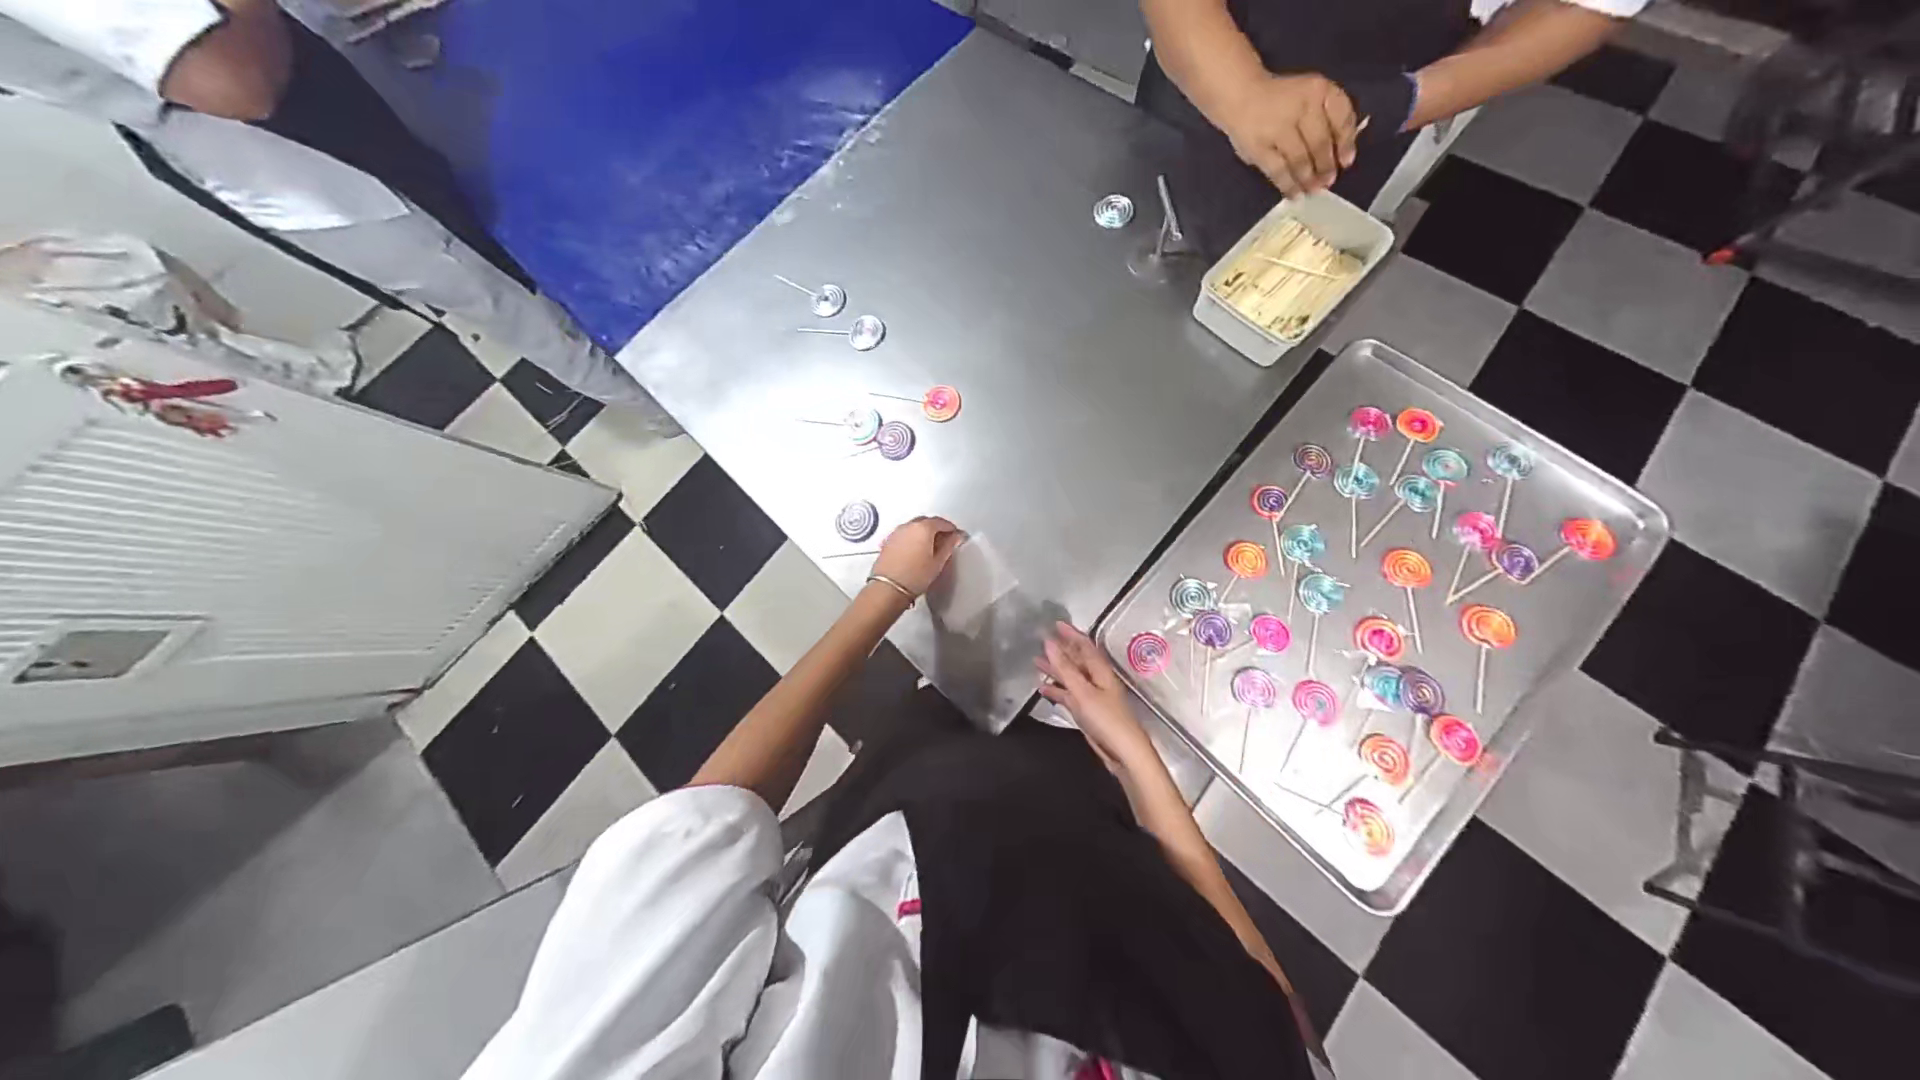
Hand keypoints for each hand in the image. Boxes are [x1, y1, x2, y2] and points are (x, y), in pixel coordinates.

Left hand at [871, 515, 965, 597]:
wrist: (888, 589)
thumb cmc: (912, 577)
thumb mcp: (938, 562)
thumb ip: (948, 546)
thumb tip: (954, 538)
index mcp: (923, 528)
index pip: (942, 522)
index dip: (951, 528)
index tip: (956, 535)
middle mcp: (908, 526)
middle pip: (927, 521)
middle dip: (937, 528)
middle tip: (946, 539)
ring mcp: (896, 533)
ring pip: (914, 527)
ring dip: (923, 532)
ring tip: (931, 546)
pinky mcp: (888, 542)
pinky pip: (904, 534)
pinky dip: (912, 538)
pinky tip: (916, 550)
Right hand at [1036, 622, 1156, 772]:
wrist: (1123, 752)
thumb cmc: (1106, 719)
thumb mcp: (1083, 691)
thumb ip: (1065, 668)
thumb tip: (1049, 643)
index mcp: (1100, 671)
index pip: (1085, 646)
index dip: (1071, 634)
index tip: (1055, 623)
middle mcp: (1097, 680)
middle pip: (1077, 660)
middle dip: (1060, 651)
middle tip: (1041, 641)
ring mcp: (1092, 696)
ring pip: (1071, 678)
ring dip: (1056, 670)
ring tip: (1037, 662)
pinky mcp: (1087, 711)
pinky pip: (1069, 695)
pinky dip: (1057, 690)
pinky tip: (1042, 689)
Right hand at [1218, 73, 1358, 195]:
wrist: (1241, 97)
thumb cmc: (1281, 100)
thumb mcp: (1309, 97)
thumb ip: (1326, 118)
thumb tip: (1340, 152)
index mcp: (1318, 90)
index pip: (1340, 117)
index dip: (1346, 142)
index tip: (1346, 162)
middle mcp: (1301, 107)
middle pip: (1320, 142)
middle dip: (1325, 166)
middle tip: (1327, 183)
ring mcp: (1278, 129)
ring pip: (1300, 159)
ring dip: (1308, 178)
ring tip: (1312, 191)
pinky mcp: (1260, 148)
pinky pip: (1278, 170)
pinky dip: (1288, 185)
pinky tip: (1294, 194)